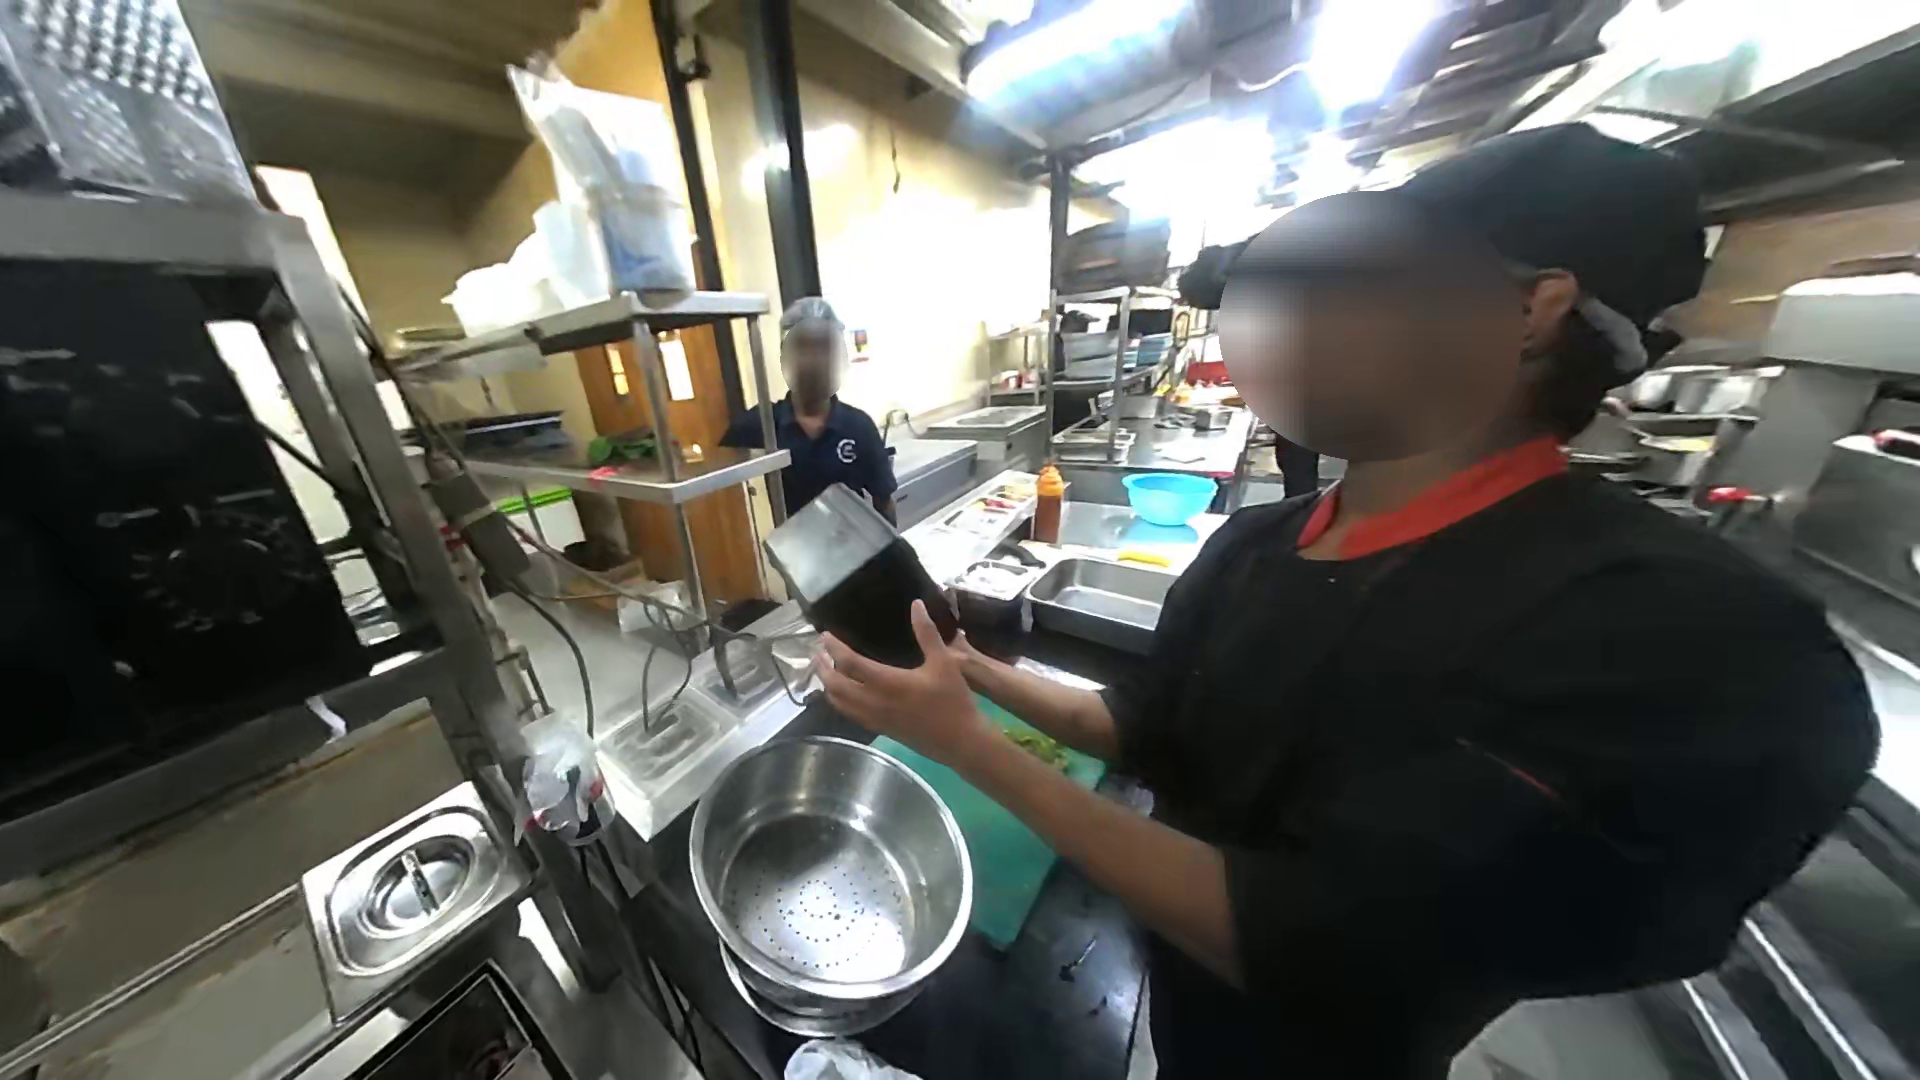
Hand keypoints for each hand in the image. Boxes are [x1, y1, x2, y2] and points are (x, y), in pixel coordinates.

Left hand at [815, 600, 990, 765]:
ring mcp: (875, 719)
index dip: (834, 649)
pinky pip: (850, 715)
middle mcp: (874, 702)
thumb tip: (916, 605)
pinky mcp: (881, 729)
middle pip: (836, 685)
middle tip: (817, 653)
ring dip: (828, 686)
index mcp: (887, 683)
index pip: (850, 663)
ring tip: (825, 671)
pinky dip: (839, 702)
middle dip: (823, 668)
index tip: (824, 636)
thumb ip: (927, 633)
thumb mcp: (944, 662)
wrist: (960, 742)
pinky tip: (844, 694)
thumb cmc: (953, 700)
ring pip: (840, 704)